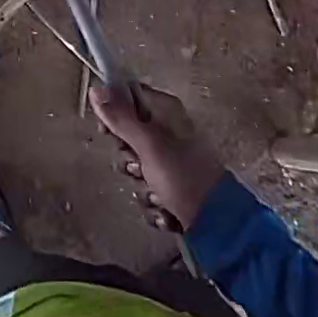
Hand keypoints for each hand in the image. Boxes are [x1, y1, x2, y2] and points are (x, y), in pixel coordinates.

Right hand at [90, 83, 224, 232]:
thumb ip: (119, 117)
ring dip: (141, 184)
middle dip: (128, 157)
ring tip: (158, 193)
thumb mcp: (148, 144)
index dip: (112, 111)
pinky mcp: (172, 190)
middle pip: (126, 135)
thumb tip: (94, 88)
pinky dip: (153, 203)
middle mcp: (167, 133)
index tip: (107, 130)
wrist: (222, 228)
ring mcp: (170, 163)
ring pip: (134, 166)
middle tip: (138, 165)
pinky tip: (166, 209)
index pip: (127, 97)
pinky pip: (147, 189)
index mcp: (166, 112)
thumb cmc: (184, 176)